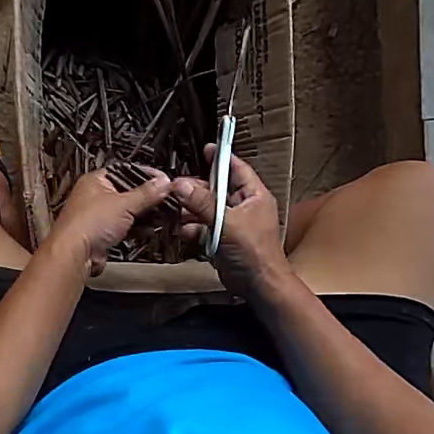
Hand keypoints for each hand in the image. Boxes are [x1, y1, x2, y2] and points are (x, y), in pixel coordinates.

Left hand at [47, 167, 173, 275]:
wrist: (74, 254)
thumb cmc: (86, 224)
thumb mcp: (124, 204)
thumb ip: (147, 193)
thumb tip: (162, 182)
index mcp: (96, 181)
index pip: (125, 171)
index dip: (145, 175)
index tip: (162, 180)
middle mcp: (95, 197)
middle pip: (128, 193)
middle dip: (147, 198)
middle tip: (164, 200)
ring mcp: (98, 216)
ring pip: (127, 212)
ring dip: (144, 215)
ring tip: (161, 215)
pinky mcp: (102, 234)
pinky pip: (124, 228)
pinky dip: (136, 228)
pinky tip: (148, 229)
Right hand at [171, 145, 292, 297]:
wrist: (257, 284)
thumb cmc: (254, 252)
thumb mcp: (226, 222)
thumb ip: (202, 202)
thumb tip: (181, 185)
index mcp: (254, 196)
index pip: (237, 169)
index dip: (222, 158)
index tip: (207, 149)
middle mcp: (244, 207)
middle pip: (217, 190)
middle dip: (197, 189)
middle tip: (178, 186)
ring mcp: (233, 224)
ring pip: (207, 209)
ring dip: (192, 210)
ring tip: (176, 209)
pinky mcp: (223, 240)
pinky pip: (205, 228)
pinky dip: (194, 228)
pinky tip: (184, 230)